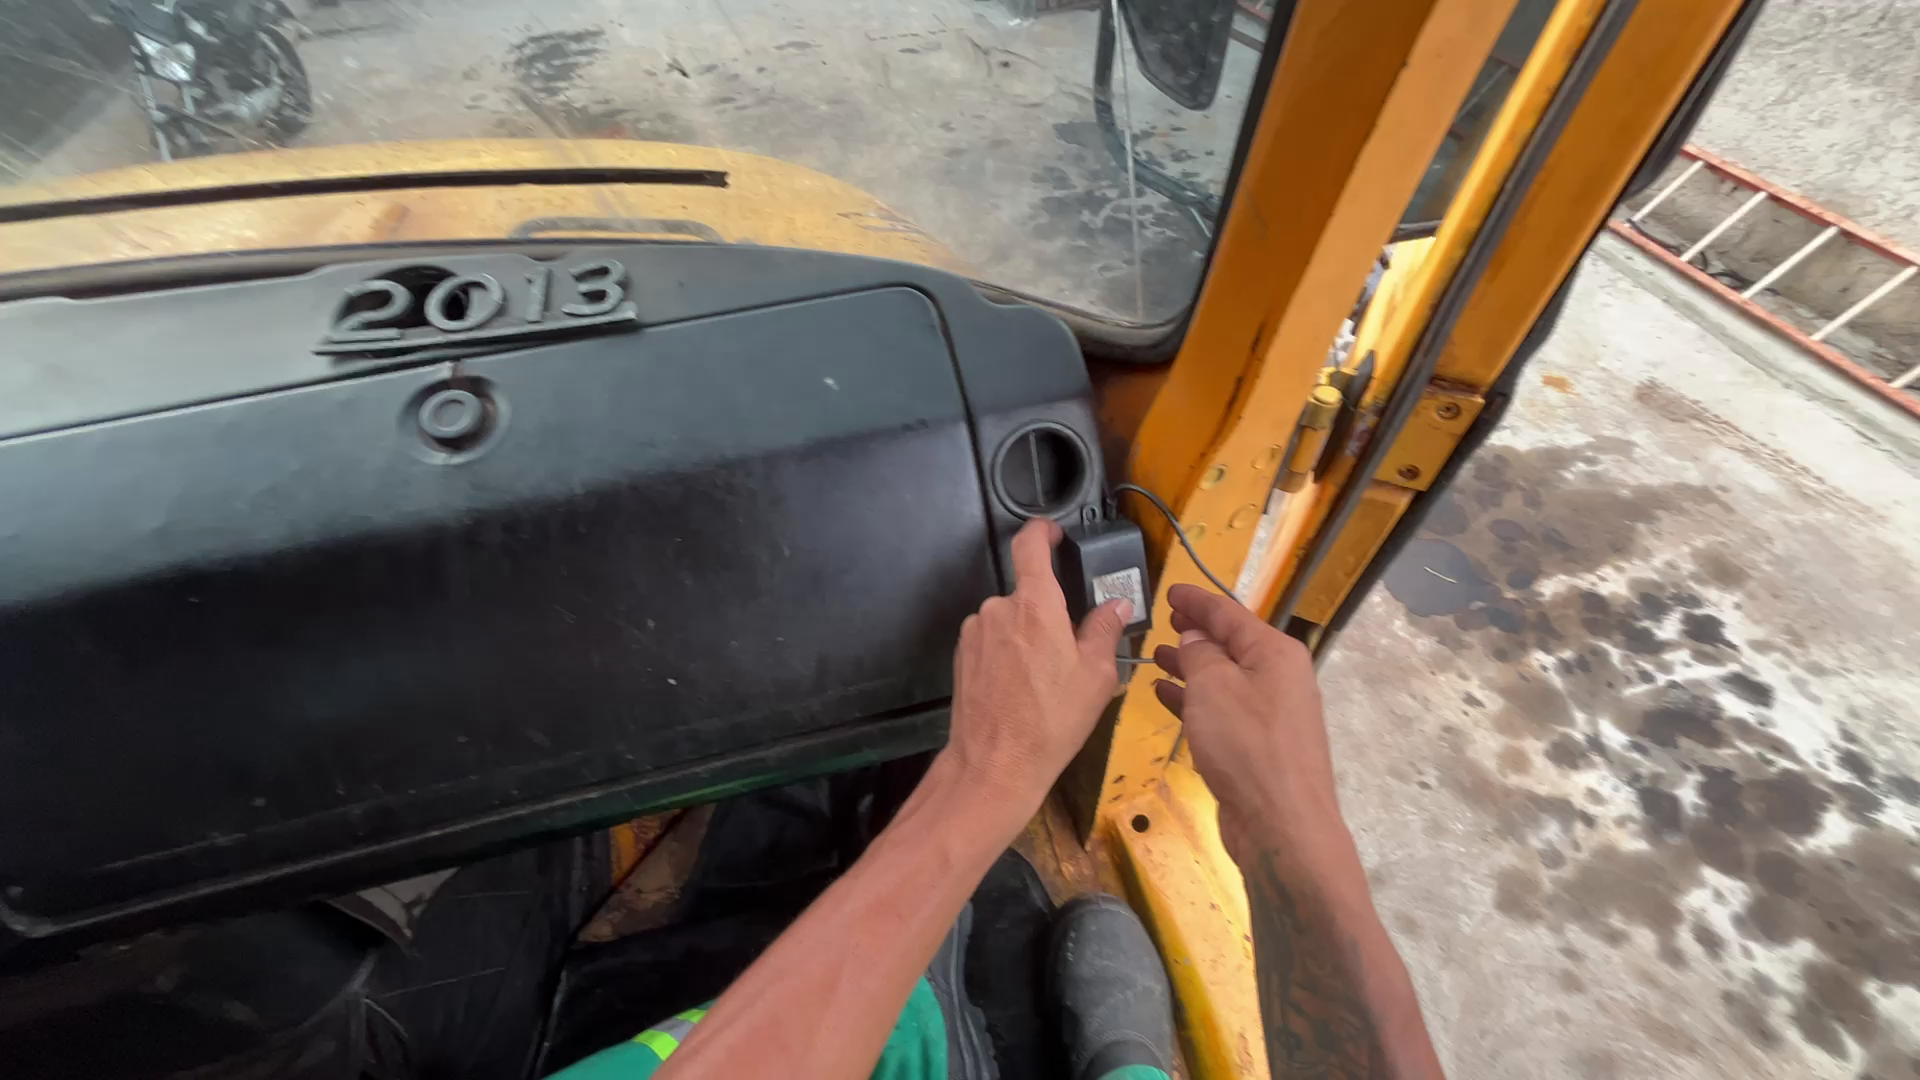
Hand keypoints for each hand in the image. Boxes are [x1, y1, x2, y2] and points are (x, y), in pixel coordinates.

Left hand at [942, 519, 1132, 809]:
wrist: (994, 764)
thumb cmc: (1051, 720)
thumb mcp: (1095, 677)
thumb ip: (1104, 630)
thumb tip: (1115, 606)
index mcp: (1034, 605)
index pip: (1030, 545)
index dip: (1043, 531)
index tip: (1054, 534)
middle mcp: (998, 608)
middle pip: (1027, 594)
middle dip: (1048, 614)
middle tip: (1068, 651)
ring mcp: (975, 631)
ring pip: (1009, 619)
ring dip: (1027, 635)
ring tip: (1043, 679)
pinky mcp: (961, 654)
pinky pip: (991, 639)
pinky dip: (1007, 652)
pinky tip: (1018, 687)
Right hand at [1150, 585, 1342, 856]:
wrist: (1282, 826)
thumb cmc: (1246, 745)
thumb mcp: (1213, 685)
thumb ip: (1200, 652)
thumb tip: (1195, 635)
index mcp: (1274, 653)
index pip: (1229, 613)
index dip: (1197, 600)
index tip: (1171, 590)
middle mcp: (1279, 678)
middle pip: (1231, 643)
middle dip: (1196, 630)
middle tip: (1164, 620)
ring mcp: (1271, 714)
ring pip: (1224, 677)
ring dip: (1191, 664)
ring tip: (1158, 655)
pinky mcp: (1259, 746)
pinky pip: (1222, 708)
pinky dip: (1194, 698)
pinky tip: (1166, 695)